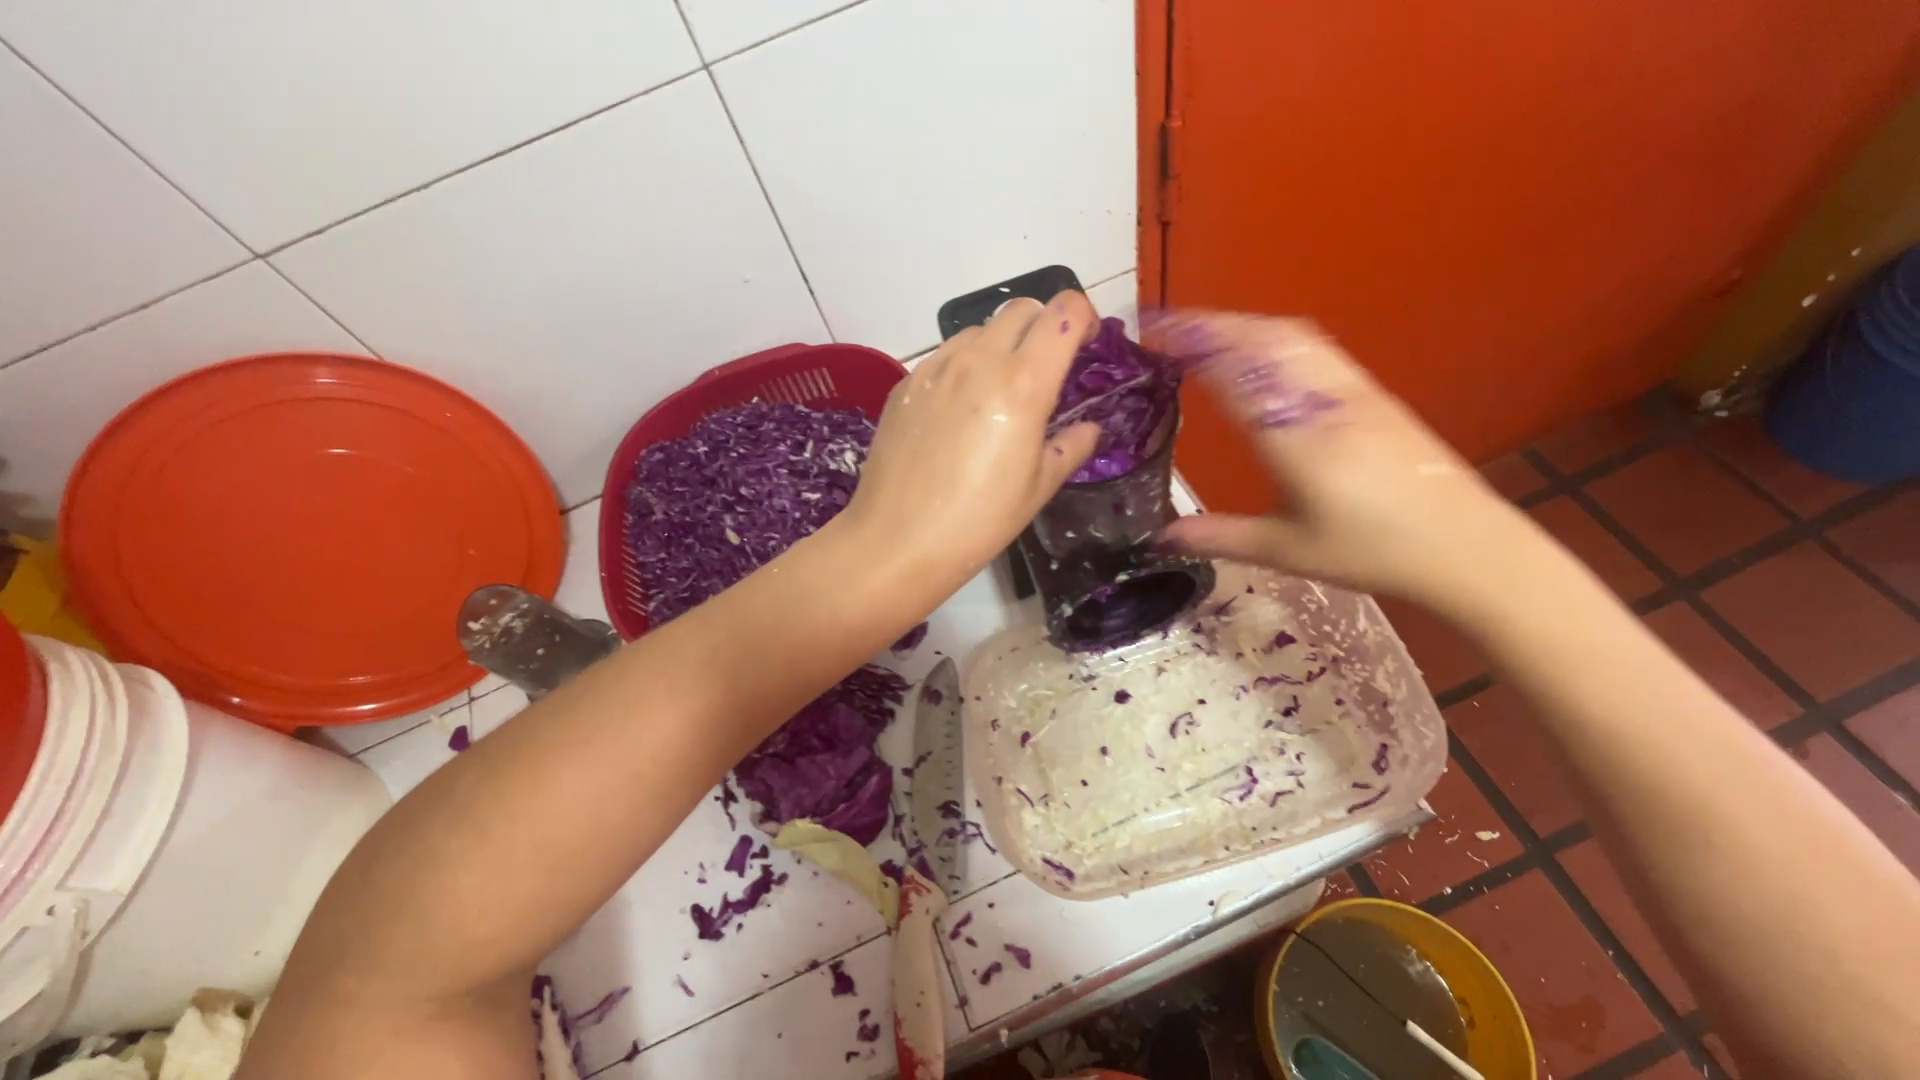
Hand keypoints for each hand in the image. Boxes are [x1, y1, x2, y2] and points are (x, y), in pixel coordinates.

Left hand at [844, 292, 1101, 584]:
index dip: (1082, 317)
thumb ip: (1071, 447)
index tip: (1084, 344)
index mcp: (1024, 383)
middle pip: (1021, 309)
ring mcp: (936, 368)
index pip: (1064, 312)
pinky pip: (944, 356)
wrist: (896, 540)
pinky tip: (959, 410)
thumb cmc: (978, 521)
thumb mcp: (1038, 488)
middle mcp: (979, 361)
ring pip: (978, 329)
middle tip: (1047, 366)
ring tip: (1000, 390)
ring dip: (1001, 344)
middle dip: (1043, 325)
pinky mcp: (906, 384)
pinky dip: (964, 366)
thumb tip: (1089, 428)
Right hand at [1146, 310, 1535, 614]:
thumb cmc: (1373, 553)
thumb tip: (1159, 537)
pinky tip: (1260, 348)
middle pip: (1262, 340)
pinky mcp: (1372, 394)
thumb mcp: (1286, 550)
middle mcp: (1325, 403)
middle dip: (1210, 325)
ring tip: (1203, 332)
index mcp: (1297, 441)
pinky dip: (1273, 337)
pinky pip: (1315, 348)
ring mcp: (1353, 392)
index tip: (1152, 336)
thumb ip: (1219, 537)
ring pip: (1291, 337)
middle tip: (1166, 327)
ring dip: (1241, 325)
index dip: (1190, 346)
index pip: (1235, 373)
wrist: (1466, 546)